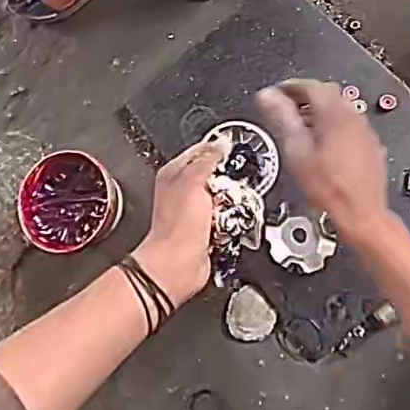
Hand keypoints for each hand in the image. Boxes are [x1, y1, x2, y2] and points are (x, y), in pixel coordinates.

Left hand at [133, 134, 230, 303]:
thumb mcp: (194, 182)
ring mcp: (194, 210)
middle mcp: (183, 190)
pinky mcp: (206, 227)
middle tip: (233, 183)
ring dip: (231, 200)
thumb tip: (220, 144)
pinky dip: (232, 218)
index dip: (218, 149)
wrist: (179, 265)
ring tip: (231, 204)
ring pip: (223, 195)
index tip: (235, 151)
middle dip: (228, 178)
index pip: (200, 150)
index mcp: (175, 173)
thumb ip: (207, 160)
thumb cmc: (178, 226)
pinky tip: (231, 221)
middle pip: (214, 173)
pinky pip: (227, 216)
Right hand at [256, 79, 397, 242]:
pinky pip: (350, 125)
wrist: (361, 213)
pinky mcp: (370, 145)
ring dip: (320, 111)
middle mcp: (353, 117)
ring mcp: (365, 131)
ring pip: (340, 108)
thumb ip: (282, 117)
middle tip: (287, 105)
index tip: (277, 92)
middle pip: (327, 93)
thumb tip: (267, 96)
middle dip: (305, 96)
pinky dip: (334, 125)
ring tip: (301, 124)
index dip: (290, 86)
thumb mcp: (296, 149)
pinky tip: (323, 143)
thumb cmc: (329, 188)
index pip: (311, 86)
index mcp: (334, 114)